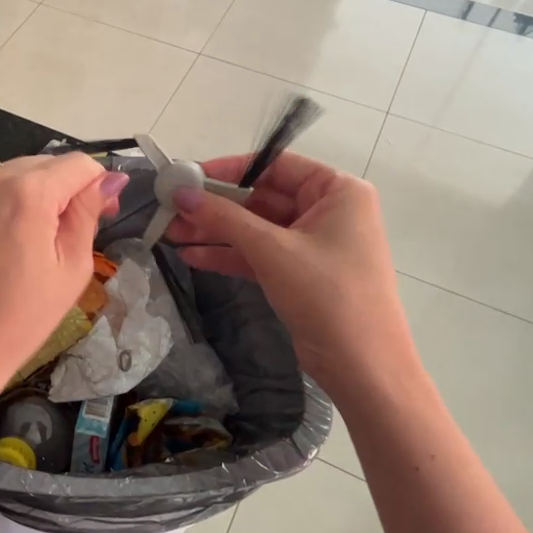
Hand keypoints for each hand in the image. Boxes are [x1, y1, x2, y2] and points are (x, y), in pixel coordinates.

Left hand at [0, 153, 127, 426]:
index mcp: (27, 193)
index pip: (78, 164)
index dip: (99, 185)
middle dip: (69, 189)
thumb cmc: (20, 319)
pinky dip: (10, 202)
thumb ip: (87, 214)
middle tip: (75, 233)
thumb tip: (107, 180)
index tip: (104, 215)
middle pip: (47, 164)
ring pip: (18, 173)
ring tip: (42, 241)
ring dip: (39, 194)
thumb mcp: (70, 269)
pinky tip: (13, 240)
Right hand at [166, 152, 415, 397]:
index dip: (229, 170)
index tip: (188, 177)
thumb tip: (180, 194)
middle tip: (170, 209)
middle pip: (261, 198)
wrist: (362, 366)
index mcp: (337, 192)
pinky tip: (192, 256)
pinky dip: (228, 254)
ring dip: (214, 232)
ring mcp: (312, 244)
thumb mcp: (272, 250)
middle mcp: (327, 211)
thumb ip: (224, 218)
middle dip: (214, 207)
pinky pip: (258, 254)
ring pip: (255, 228)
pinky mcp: (299, 274)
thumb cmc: (327, 295)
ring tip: (169, 234)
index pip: (276, 166)